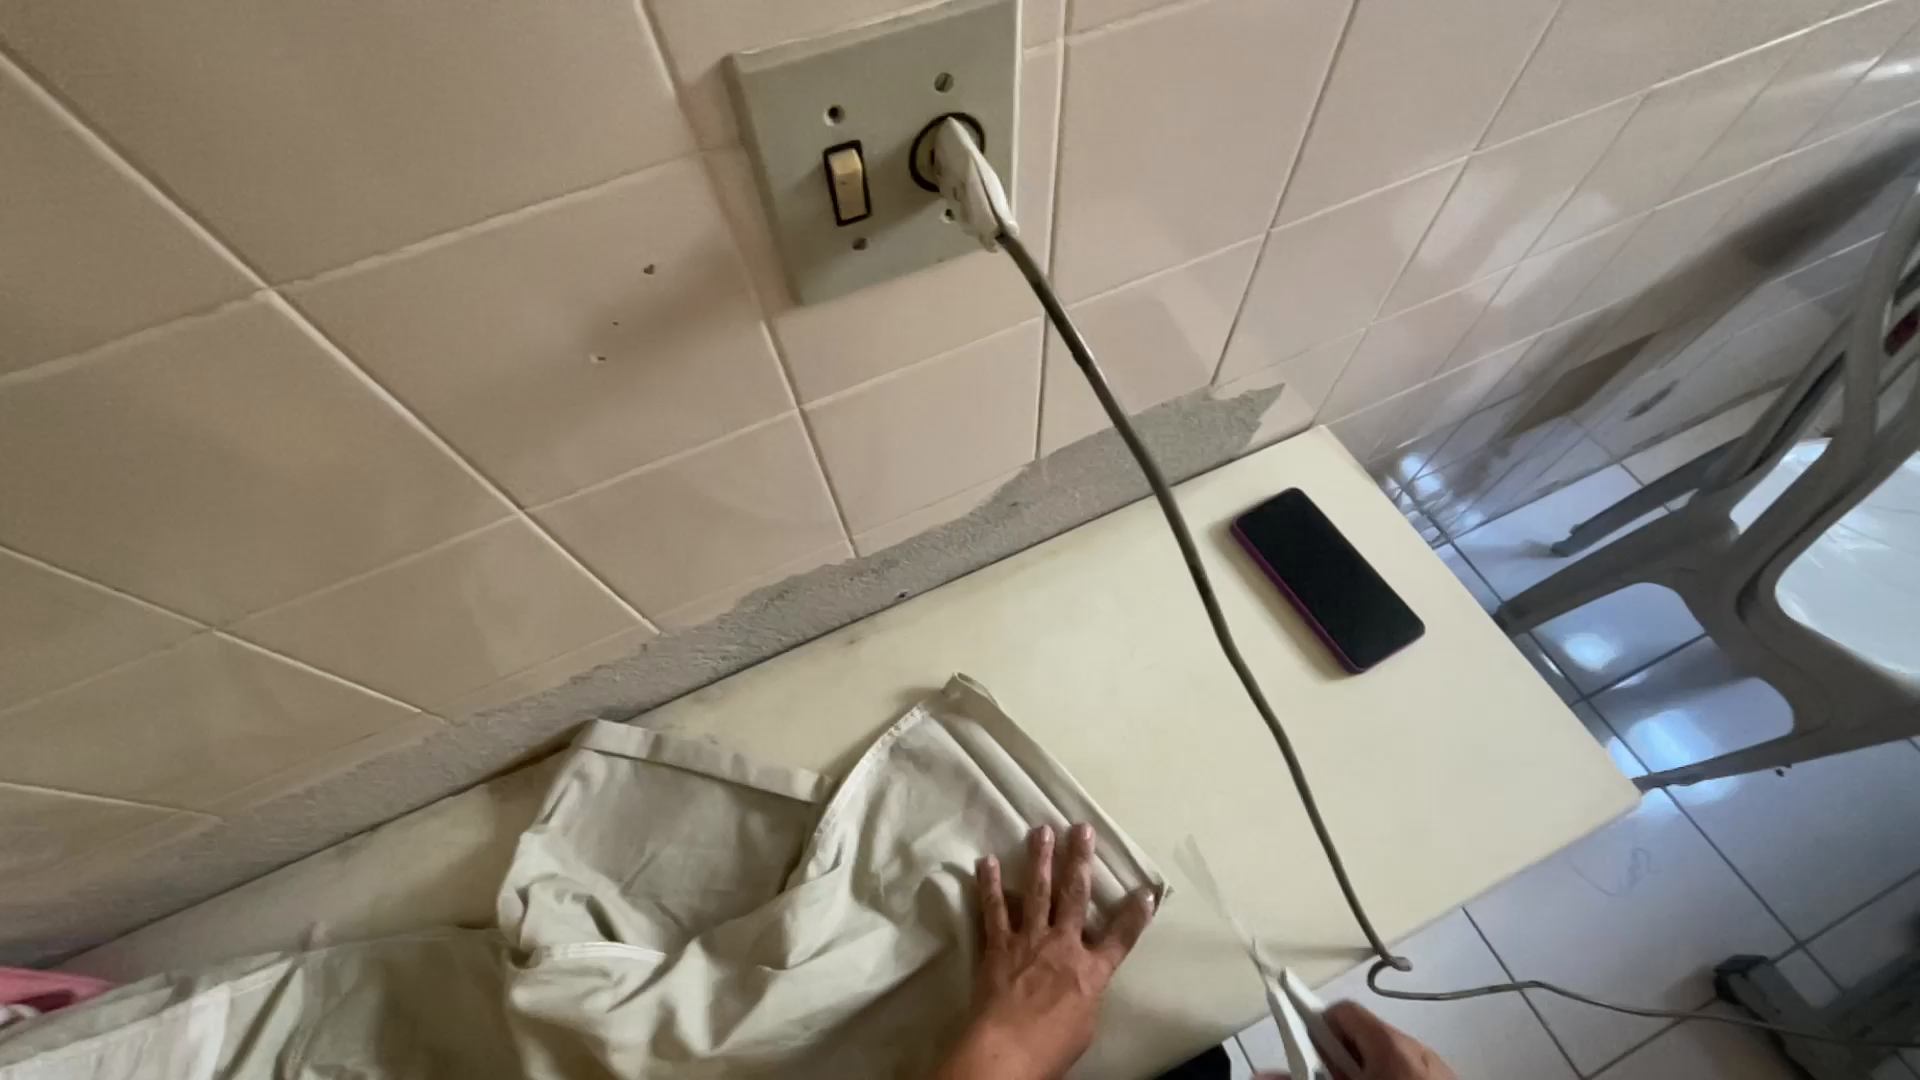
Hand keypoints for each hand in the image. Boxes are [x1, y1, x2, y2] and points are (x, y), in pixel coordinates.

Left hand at [933, 823, 1158, 1079]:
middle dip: (1080, 859)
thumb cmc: (1052, 1048)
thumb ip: (1086, 990)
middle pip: (1075, 895)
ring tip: (1041, 830)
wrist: (1008, 1052)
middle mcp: (1062, 945)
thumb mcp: (1085, 1024)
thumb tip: (1085, 977)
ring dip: (1039, 858)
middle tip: (1082, 828)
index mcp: (1090, 971)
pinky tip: (987, 861)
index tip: (1146, 889)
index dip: (1135, 914)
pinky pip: (994, 909)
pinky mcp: (999, 944)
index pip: (1120, 939)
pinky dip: (990, 884)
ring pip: (1037, 890)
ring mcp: (1029, 940)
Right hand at [1257, 1001, 1457, 1079]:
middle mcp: (1419, 1054)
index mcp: (1391, 1046)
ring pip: (1387, 1065)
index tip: (1307, 1060)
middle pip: (1363, 1040)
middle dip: (1339, 1064)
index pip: (1341, 1012)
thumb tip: (1259, 1074)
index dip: (1317, 1031)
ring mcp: (1441, 1076)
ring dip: (1364, 1077)